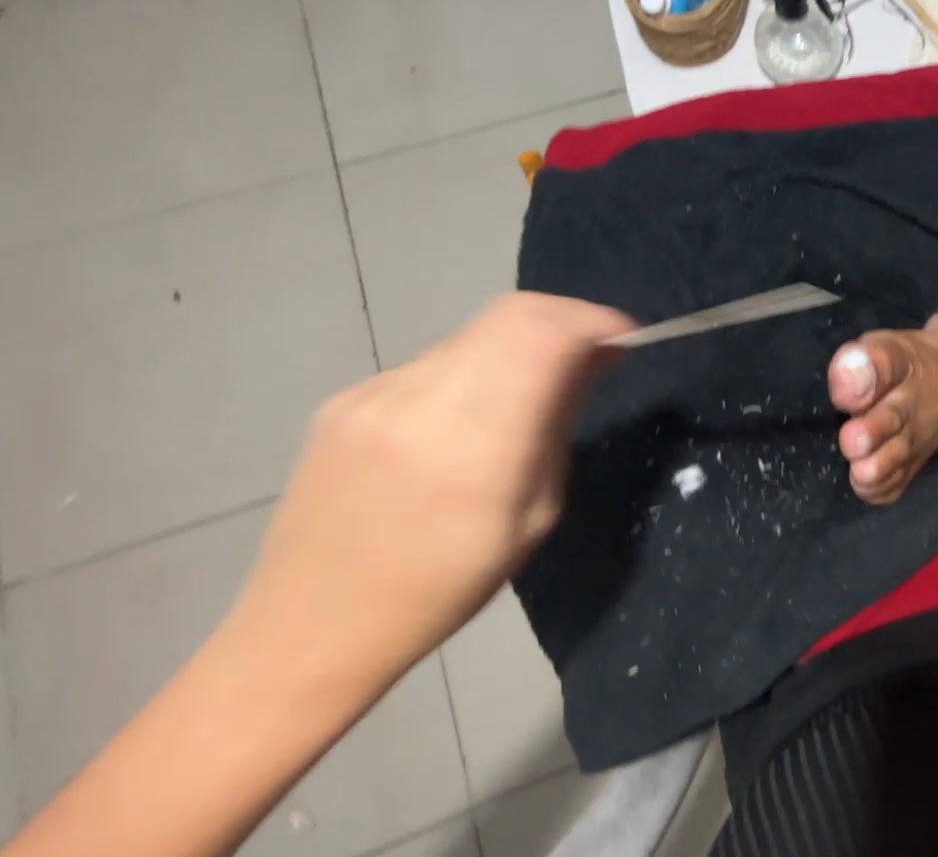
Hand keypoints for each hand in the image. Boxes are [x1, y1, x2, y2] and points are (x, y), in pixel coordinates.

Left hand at [229, 292, 632, 687]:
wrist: (313, 623)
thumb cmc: (447, 586)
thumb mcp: (535, 515)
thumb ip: (558, 425)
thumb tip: (592, 361)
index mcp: (477, 442)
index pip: (544, 332)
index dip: (594, 320)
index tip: (624, 338)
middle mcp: (422, 399)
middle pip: (512, 314)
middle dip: (566, 320)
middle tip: (593, 353)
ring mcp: (376, 393)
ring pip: (474, 334)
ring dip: (520, 345)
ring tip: (535, 388)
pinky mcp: (346, 397)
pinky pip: (433, 361)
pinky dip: (475, 368)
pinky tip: (471, 414)